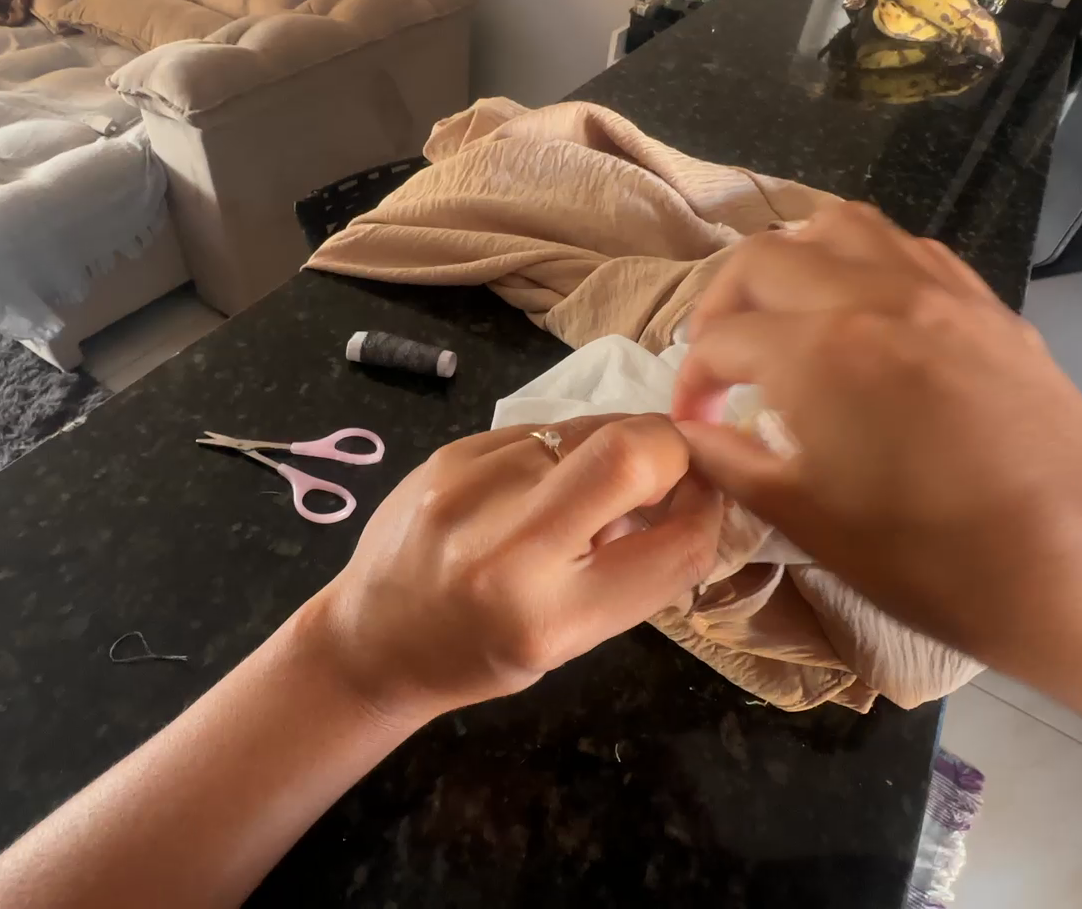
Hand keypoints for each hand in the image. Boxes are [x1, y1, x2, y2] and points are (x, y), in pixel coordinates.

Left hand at [303, 414, 721, 724]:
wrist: (371, 636)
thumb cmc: (477, 655)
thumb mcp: (568, 642)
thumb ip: (637, 571)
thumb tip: (692, 493)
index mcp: (551, 616)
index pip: (674, 547)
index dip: (710, 513)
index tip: (708, 502)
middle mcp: (510, 545)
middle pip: (629, 452)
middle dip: (673, 449)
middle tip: (671, 468)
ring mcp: (473, 485)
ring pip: (588, 427)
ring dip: (619, 444)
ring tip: (599, 482)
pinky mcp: (453, 451)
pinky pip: (542, 428)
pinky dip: (568, 446)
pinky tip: (549, 478)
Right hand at [669, 200, 1081, 729]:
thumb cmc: (932, 562)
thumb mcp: (805, 520)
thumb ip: (729, 461)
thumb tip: (688, 434)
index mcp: (820, 352)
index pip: (719, 341)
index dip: (690, 382)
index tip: (694, 421)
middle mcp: (873, 296)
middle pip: (760, 260)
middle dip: (717, 307)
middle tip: (718, 364)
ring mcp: (939, 291)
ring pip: (835, 226)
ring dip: (786, 263)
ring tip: (779, 316)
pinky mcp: (986, 304)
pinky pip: (903, 247)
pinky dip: (857, 262)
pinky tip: (857, 313)